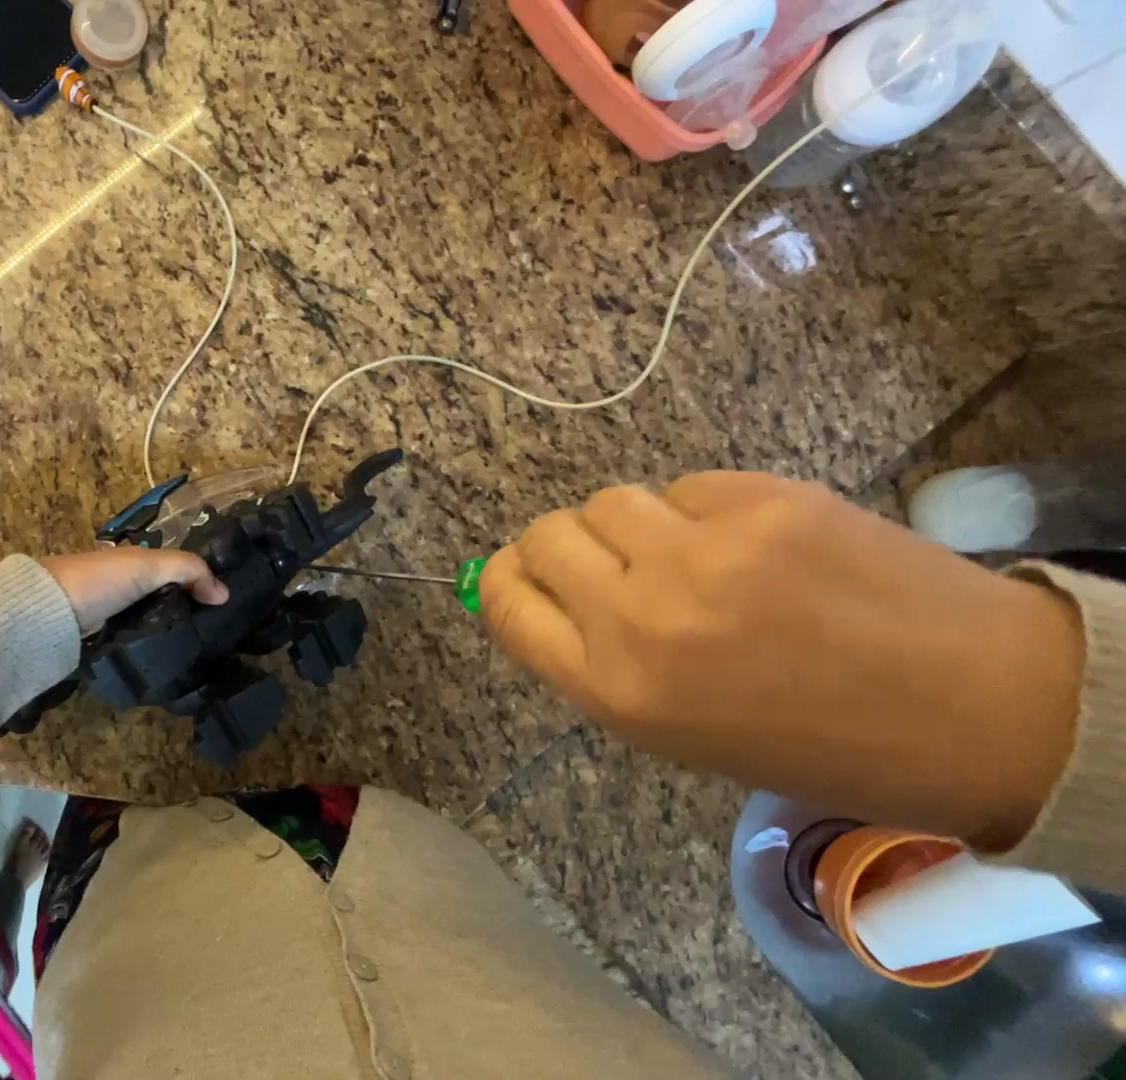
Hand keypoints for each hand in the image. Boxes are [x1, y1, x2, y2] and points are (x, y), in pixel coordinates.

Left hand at [41, 548, 228, 633]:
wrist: (50, 611)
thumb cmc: (102, 580)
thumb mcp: (150, 567)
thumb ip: (189, 570)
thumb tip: (224, 593)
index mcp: (134, 561)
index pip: (174, 570)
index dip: (198, 582)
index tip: (222, 605)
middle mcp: (124, 583)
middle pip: (163, 596)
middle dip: (185, 610)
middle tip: (214, 633)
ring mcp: (111, 611)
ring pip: (150, 619)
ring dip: (168, 630)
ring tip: (197, 649)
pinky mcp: (101, 636)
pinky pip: (135, 637)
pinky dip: (150, 642)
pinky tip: (165, 654)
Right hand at [480, 471, 1084, 849]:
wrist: (980, 711)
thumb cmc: (807, 740)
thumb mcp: (669, 729)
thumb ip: (591, 658)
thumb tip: (539, 591)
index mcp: (612, 687)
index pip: (504, 599)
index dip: (504, 579)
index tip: (529, 578)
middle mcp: (638, 616)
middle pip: (543, 535)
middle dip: (564, 546)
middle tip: (610, 563)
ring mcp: (701, 553)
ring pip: (608, 500)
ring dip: (633, 524)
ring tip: (689, 553)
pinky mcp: (762, 502)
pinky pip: (685, 487)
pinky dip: (699, 509)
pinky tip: (750, 541)